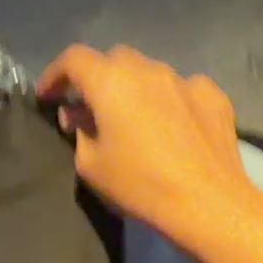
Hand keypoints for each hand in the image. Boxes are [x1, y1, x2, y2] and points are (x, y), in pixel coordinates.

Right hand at [37, 45, 258, 245]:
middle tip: (90, 107)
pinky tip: (172, 126)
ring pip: (149, 72)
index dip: (55, 74)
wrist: (207, 203)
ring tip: (133, 118)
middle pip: (113, 59)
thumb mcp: (90, 165)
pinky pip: (181, 88)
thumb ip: (78, 131)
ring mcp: (185, 79)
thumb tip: (79, 115)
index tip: (49, 97)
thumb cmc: (138, 184)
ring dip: (134, 88)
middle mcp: (147, 70)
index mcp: (111, 82)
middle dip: (96, 78)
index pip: (73, 58)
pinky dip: (168, 100)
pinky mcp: (214, 95)